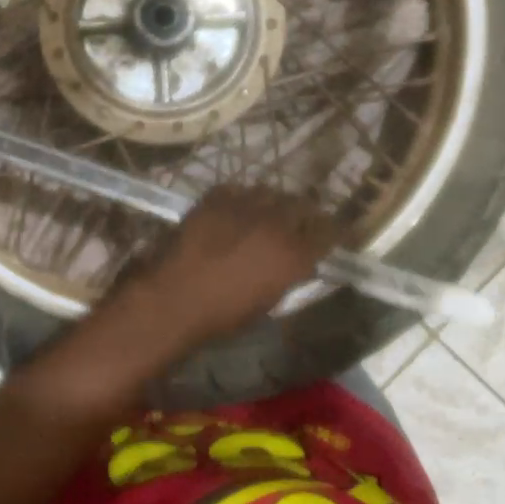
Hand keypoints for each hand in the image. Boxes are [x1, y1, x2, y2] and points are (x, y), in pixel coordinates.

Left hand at [111, 185, 336, 345]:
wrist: (174, 296)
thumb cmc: (223, 313)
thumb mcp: (268, 300)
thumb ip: (288, 274)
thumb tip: (298, 261)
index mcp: (294, 255)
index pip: (328, 231)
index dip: (330, 231)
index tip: (327, 234)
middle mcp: (276, 224)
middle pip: (302, 204)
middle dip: (303, 212)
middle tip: (295, 222)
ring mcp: (245, 206)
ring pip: (270, 192)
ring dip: (271, 203)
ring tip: (262, 213)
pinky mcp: (216, 197)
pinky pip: (238, 190)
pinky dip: (240, 199)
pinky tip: (233, 211)